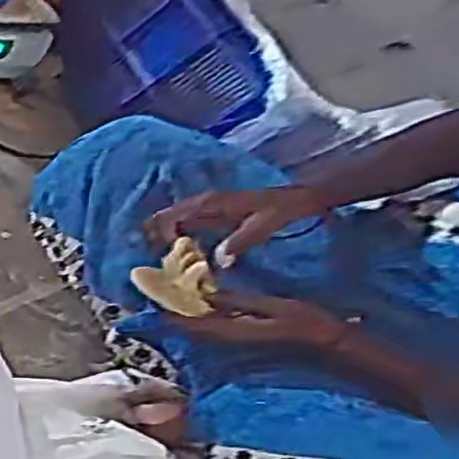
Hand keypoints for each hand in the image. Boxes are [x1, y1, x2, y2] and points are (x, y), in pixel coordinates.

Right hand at [147, 184, 331, 265]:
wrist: (306, 195)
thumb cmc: (286, 207)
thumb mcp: (266, 224)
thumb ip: (241, 241)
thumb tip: (217, 262)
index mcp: (209, 204)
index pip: (167, 218)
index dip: (160, 237)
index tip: (168, 256)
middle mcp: (200, 203)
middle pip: (160, 219)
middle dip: (153, 239)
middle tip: (159, 261)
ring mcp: (204, 208)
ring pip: (167, 222)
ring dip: (161, 239)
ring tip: (166, 260)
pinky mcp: (210, 214)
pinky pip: (180, 224)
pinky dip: (173, 238)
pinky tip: (181, 253)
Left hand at [165, 290, 348, 348]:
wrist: (329, 348)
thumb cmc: (308, 325)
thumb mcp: (274, 307)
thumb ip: (238, 302)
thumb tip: (206, 295)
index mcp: (225, 332)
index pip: (182, 321)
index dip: (163, 307)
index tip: (151, 289)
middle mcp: (219, 340)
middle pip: (182, 323)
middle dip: (168, 305)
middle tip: (157, 283)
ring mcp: (225, 341)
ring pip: (192, 324)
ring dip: (181, 308)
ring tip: (172, 286)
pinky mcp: (234, 338)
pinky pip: (206, 325)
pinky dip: (198, 312)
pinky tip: (198, 297)